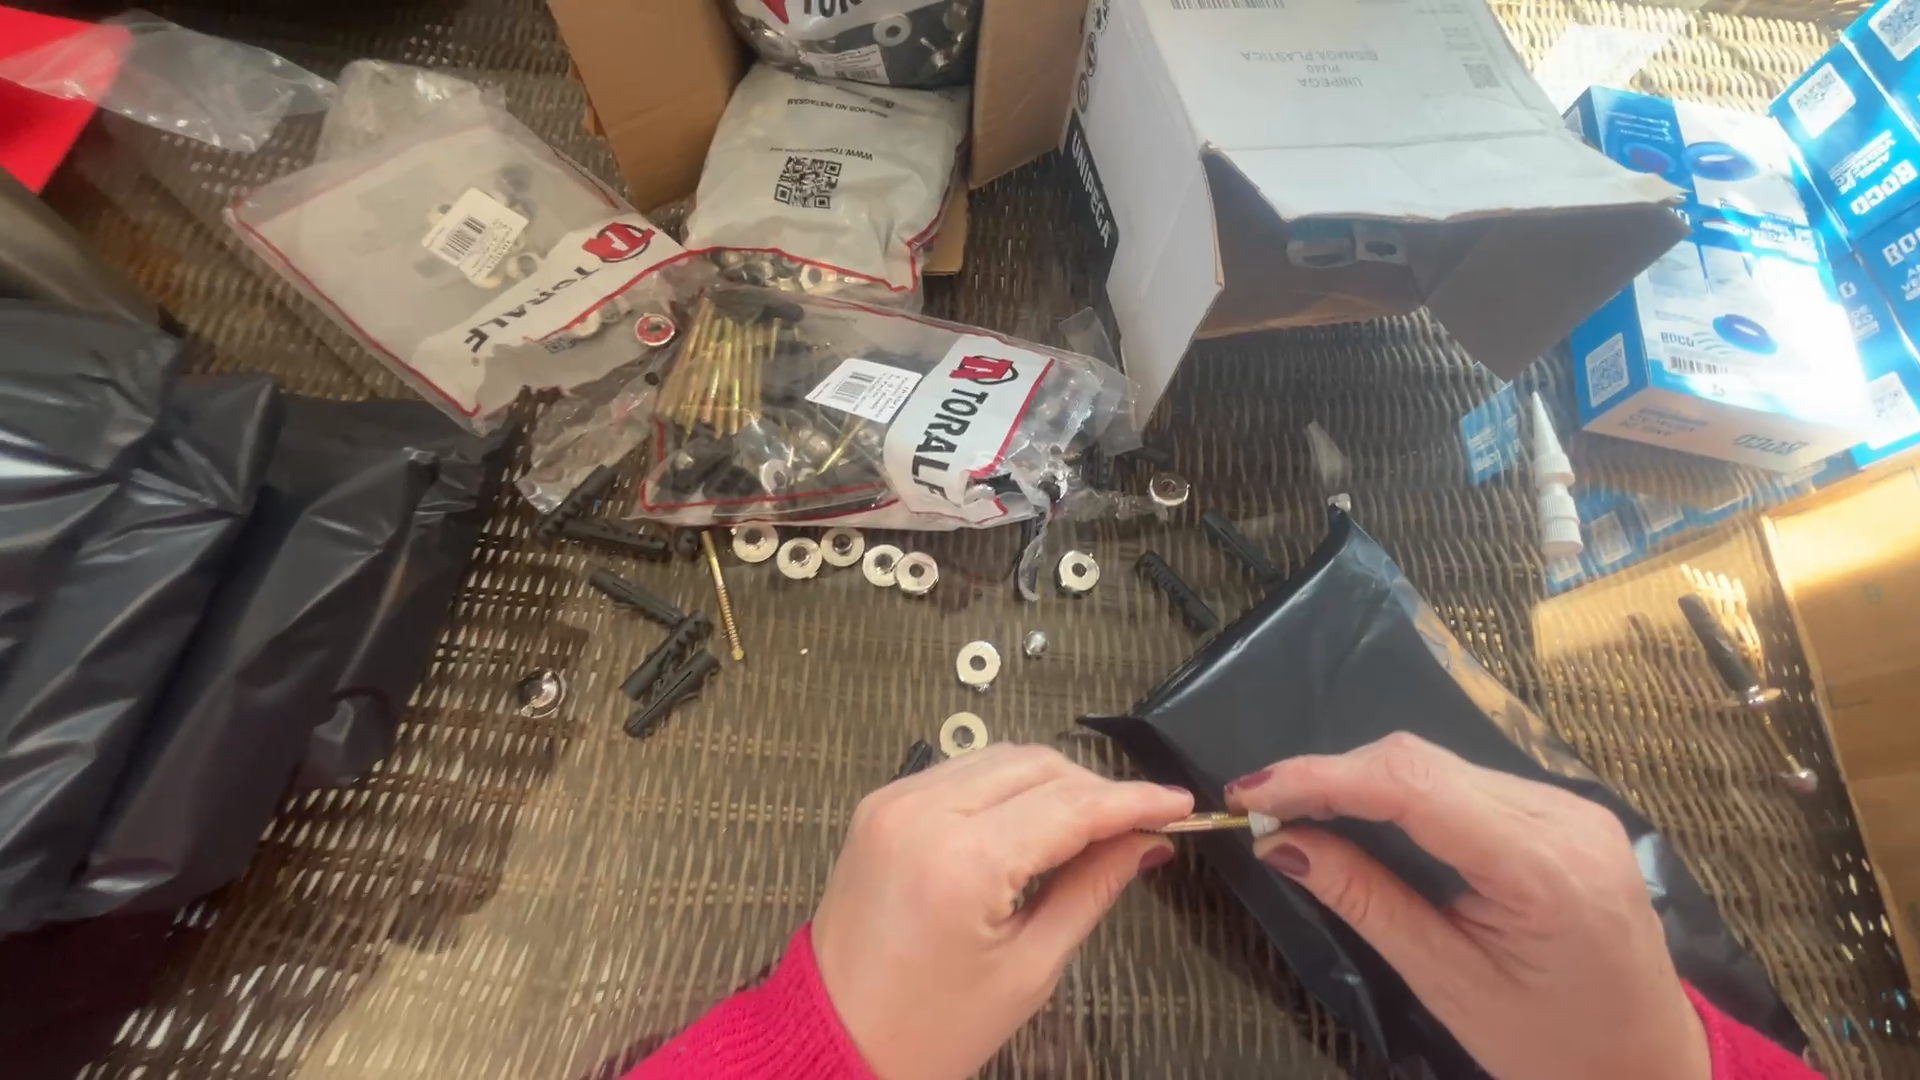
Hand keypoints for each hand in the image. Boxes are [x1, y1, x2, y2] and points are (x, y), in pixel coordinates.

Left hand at [811, 744, 1192, 1079]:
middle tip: (1136, 823)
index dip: (1133, 800)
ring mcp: (896, 795)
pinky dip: (1005, 783)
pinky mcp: (882, 799)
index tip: (1179, 804)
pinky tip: (1029, 816)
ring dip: (1052, 779)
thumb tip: (1146, 841)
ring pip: (999, 756)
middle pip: (1035, 764)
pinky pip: (962, 770)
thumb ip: (1092, 888)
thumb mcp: (1028, 968)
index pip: (1069, 805)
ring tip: (1089, 822)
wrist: (830, 1036)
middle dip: (1094, 787)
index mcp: (962, 859)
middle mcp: (925, 807)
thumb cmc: (935, 1028)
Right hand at [1225, 733, 1709, 1079]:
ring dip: (1351, 778)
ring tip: (1296, 809)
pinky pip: (1448, 776)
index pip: (1410, 786)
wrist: (1655, 1071)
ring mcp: (1560, 803)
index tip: (1248, 792)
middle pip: (1414, 761)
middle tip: (1262, 806)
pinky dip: (1387, 787)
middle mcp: (1559, 814)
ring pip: (1425, 760)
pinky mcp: (1549, 806)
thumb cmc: (1553, 1049)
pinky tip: (1355, 812)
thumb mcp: (1445, 981)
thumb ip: (1360, 898)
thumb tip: (1276, 842)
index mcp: (1544, 867)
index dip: (1318, 777)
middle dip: (1326, 776)